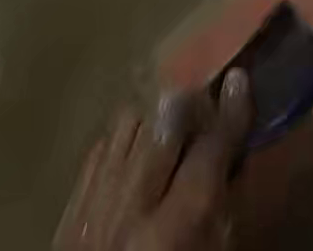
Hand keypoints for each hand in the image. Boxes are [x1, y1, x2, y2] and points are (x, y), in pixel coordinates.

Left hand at [55, 69, 253, 250]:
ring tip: (170, 124)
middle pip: (162, 125)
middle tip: (205, 97)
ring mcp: (96, 199)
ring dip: (154, 117)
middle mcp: (132, 205)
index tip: (240, 79)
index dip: (230, 116)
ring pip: (128, 124)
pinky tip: (136, 147)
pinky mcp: (72, 201)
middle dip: (188, 101)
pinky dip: (124, 136)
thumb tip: (233, 164)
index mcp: (173, 233)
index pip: (208, 156)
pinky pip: (103, 143)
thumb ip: (221, 217)